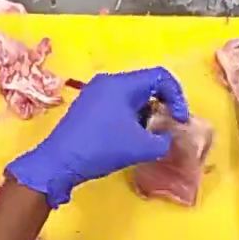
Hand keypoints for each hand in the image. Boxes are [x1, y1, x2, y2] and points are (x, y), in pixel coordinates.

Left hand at [6, 67, 188, 207]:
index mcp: (122, 84)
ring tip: (149, 139)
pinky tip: (130, 141)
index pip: (160, 77)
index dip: (177, 96)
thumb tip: (168, 140)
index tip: (180, 120)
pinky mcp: (87, 109)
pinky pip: (117, 106)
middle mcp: (107, 83)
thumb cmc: (101, 148)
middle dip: (162, 107)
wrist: (59, 162)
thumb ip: (163, 142)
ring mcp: (94, 95)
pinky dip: (130, 119)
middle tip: (167, 129)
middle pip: (146, 86)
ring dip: (146, 116)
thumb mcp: (140, 148)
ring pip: (131, 98)